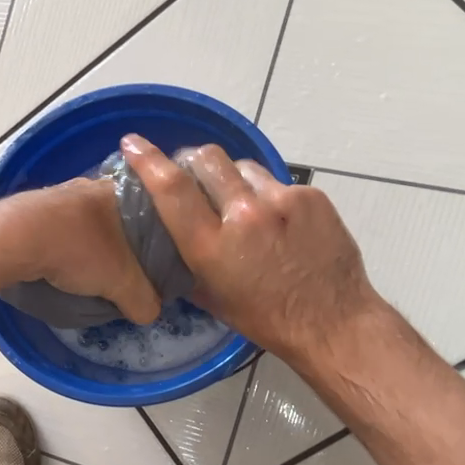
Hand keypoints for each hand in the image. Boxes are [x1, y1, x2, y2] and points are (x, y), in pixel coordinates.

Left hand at [0, 177, 161, 323]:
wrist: (16, 237)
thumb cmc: (79, 249)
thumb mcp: (121, 282)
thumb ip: (142, 298)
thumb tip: (149, 311)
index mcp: (121, 192)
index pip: (151, 212)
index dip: (153, 239)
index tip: (147, 262)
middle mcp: (91, 185)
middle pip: (114, 218)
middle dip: (116, 243)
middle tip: (115, 270)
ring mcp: (59, 193)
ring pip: (82, 221)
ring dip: (84, 243)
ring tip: (84, 270)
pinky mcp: (32, 206)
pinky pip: (56, 226)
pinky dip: (59, 243)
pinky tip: (55, 261)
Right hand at [119, 134, 381, 365]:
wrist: (332, 321)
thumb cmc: (263, 318)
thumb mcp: (209, 296)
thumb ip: (186, 262)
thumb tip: (168, 238)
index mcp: (210, 245)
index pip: (171, 189)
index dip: (147, 160)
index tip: (131, 143)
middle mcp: (243, 215)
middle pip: (207, 159)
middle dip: (192, 160)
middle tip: (191, 173)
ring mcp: (280, 202)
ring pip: (242, 166)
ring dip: (231, 177)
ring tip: (238, 201)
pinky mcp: (310, 197)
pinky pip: (276, 182)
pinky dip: (266, 195)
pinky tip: (274, 220)